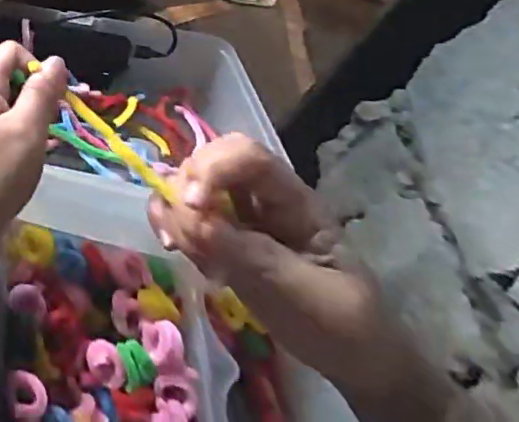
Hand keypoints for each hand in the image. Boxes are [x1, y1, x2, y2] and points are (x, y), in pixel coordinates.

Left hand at [0, 43, 67, 290]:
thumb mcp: (28, 129)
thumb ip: (43, 91)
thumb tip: (57, 61)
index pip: (12, 50)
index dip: (38, 67)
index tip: (55, 98)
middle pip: (10, 71)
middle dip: (38, 90)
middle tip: (56, 120)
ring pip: (9, 96)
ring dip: (32, 111)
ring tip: (47, 138)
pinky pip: (1, 115)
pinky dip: (21, 125)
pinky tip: (35, 149)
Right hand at [147, 135, 456, 419]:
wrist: (352, 361)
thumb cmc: (341, 323)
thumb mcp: (303, 293)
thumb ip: (247, 254)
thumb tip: (188, 217)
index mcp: (292, 199)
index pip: (248, 155)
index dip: (213, 167)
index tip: (194, 205)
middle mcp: (258, 195)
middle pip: (209, 159)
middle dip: (185, 186)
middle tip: (180, 230)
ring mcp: (235, 213)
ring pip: (186, 182)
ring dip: (171, 207)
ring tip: (178, 246)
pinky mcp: (216, 234)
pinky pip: (179, 211)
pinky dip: (167, 223)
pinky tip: (175, 249)